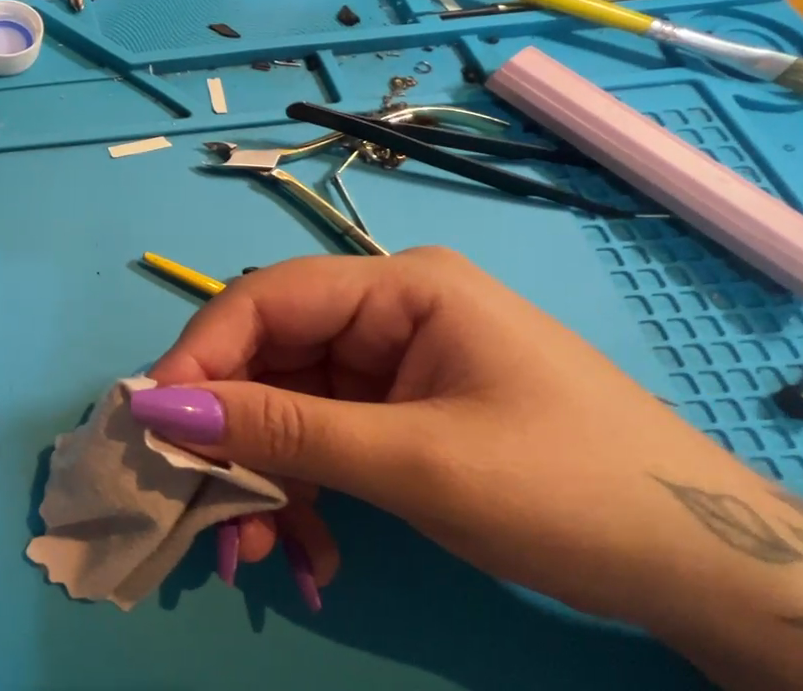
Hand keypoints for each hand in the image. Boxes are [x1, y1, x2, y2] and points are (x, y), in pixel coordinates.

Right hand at [137, 248, 802, 649]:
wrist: (716, 579)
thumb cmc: (573, 493)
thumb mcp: (415, 464)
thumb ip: (280, 431)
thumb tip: (156, 408)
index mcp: (400, 289)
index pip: (263, 300)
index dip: (199, 354)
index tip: (152, 418)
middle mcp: (385, 316)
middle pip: (267, 357)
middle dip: (230, 433)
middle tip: (195, 496)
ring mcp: (389, 367)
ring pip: (283, 407)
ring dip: (261, 475)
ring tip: (252, 545)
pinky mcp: (395, 416)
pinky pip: (316, 441)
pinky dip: (299, 492)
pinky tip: (301, 545)